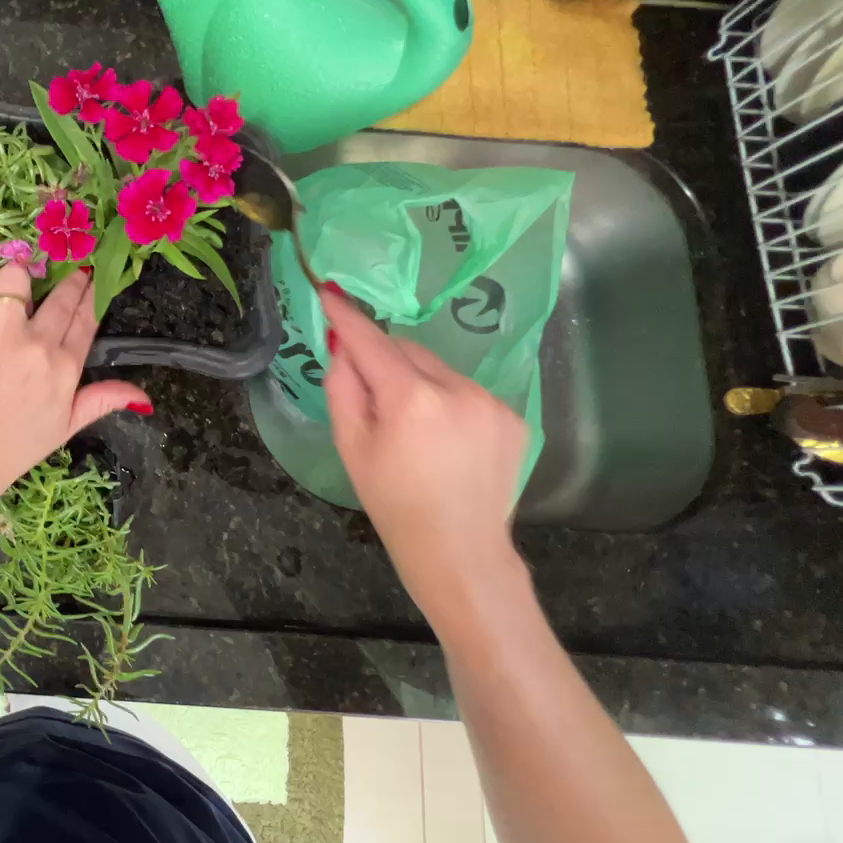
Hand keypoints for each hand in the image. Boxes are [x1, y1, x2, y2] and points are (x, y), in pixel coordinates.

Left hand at [0, 262, 148, 520]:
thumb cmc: (16, 446)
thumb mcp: (67, 426)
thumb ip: (103, 400)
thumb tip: (144, 397)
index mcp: (65, 368)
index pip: (85, 319)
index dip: (90, 294)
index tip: (92, 278)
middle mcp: (38, 346)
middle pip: (60, 297)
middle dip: (69, 278)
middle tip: (71, 268)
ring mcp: (1, 338)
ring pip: (15, 282)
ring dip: (19, 276)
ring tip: (19, 278)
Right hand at [320, 283, 529, 625]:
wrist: (458, 551)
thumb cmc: (392, 503)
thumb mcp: (351, 446)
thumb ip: (343, 386)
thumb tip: (343, 345)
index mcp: (411, 399)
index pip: (372, 342)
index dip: (348, 317)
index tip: (329, 291)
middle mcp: (457, 390)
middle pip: (407, 350)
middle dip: (383, 360)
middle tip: (371, 397)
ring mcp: (491, 402)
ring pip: (438, 369)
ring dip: (417, 380)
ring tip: (412, 428)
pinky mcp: (513, 416)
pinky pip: (465, 390)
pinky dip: (446, 399)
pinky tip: (443, 438)